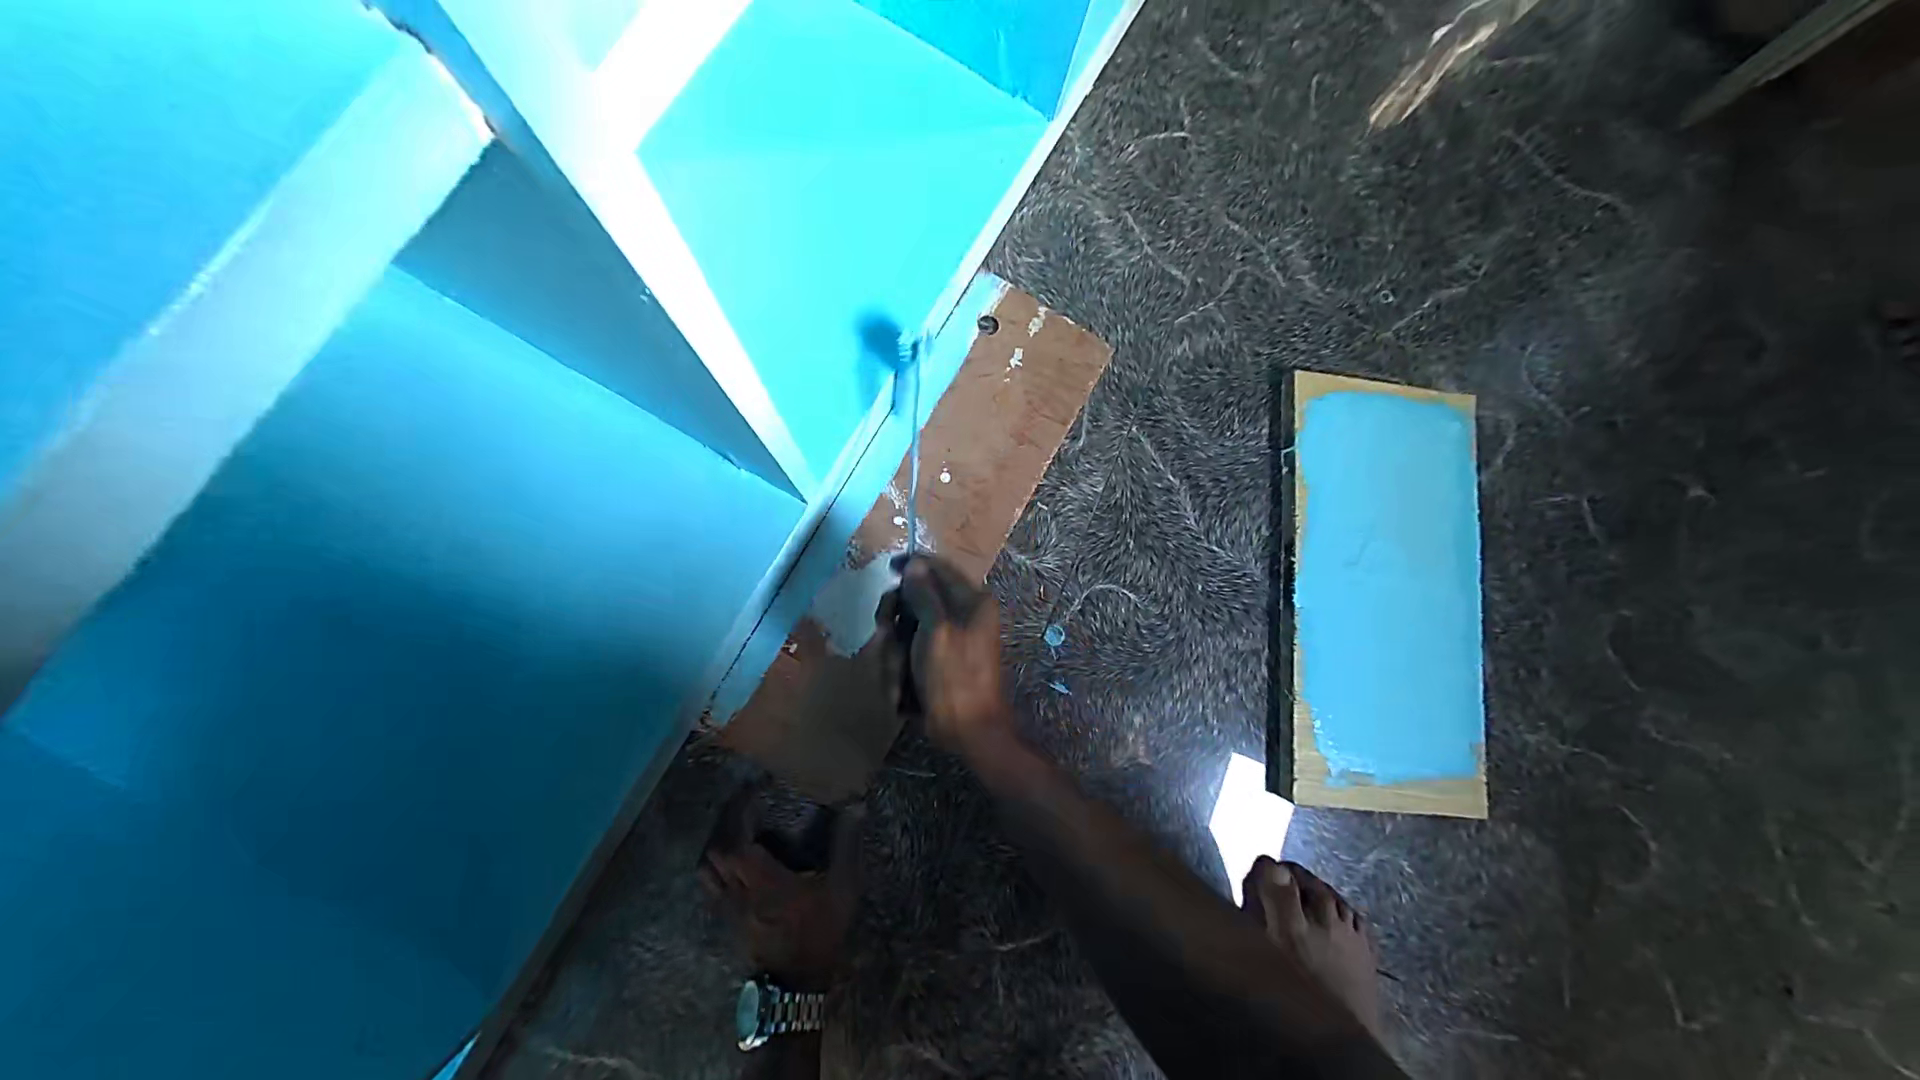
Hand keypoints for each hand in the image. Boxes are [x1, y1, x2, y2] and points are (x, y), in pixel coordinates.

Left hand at [699, 791, 863, 991]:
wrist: (798, 984)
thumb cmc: (820, 931)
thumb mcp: (842, 888)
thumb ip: (846, 845)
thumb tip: (855, 806)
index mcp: (763, 880)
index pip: (737, 838)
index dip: (740, 812)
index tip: (753, 791)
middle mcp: (739, 892)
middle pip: (716, 851)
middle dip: (726, 825)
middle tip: (744, 807)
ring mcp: (730, 909)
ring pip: (707, 871)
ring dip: (716, 847)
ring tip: (734, 832)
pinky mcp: (729, 922)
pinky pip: (712, 888)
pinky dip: (717, 868)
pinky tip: (734, 864)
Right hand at [896, 556, 1011, 754]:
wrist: (969, 733)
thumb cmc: (955, 679)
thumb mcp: (937, 631)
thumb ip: (924, 595)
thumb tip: (914, 564)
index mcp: (971, 602)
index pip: (938, 568)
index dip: (913, 566)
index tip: (888, 571)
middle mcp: (962, 616)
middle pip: (914, 600)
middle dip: (894, 623)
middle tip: (885, 636)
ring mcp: (947, 642)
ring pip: (904, 632)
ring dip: (893, 656)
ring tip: (898, 680)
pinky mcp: (935, 664)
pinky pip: (907, 655)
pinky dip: (899, 673)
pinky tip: (900, 693)